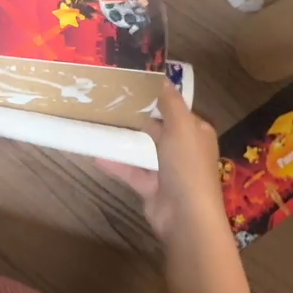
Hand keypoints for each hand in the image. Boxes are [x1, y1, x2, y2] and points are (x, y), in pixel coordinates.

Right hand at [97, 83, 228, 245]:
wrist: (185, 216)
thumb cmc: (187, 166)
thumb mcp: (181, 126)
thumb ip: (169, 101)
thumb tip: (160, 75)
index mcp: (196, 132)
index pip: (177, 109)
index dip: (158, 96)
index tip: (133, 83)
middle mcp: (184, 149)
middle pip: (158, 128)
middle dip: (137, 117)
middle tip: (110, 101)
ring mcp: (167, 170)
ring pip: (142, 150)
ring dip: (123, 140)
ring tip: (100, 122)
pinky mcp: (151, 188)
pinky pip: (130, 171)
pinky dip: (115, 163)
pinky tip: (95, 153)